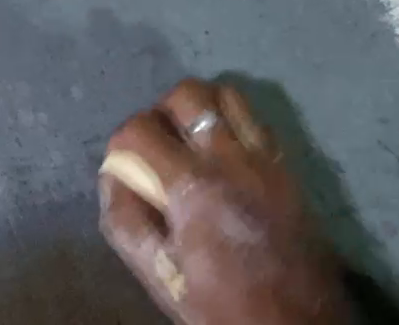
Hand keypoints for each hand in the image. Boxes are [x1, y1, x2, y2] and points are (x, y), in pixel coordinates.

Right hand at [100, 79, 348, 324]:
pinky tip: (224, 149)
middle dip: (162, 111)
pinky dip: (233, 121)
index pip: (140, 129)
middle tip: (158, 140)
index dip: (122, 142)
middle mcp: (228, 159)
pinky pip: (255, 120)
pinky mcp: (286, 169)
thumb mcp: (160, 275)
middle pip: (187, 95)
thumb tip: (112, 174)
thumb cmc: (223, 305)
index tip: (123, 163)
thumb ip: (125, 220)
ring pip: (226, 96)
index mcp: (192, 185)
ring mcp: (262, 160)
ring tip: (190, 136)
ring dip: (200, 108)